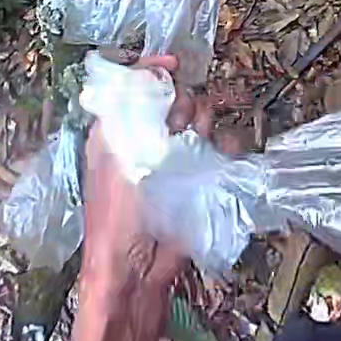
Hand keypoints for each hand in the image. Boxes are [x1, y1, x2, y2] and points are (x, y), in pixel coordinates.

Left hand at [65, 55, 211, 340]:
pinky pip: (217, 148)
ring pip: (199, 120)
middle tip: (180, 125)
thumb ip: (135, 115)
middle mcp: (145, 139)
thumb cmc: (116, 217)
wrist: (134, 275)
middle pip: (174, 98)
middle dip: (183, 104)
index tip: (174, 65)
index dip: (152, 69)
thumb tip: (157, 74)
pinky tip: (221, 156)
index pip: (134, 84)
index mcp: (116, 130)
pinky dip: (223, 147)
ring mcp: (172, 158)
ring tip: (197, 146)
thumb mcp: (118, 158)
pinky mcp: (195, 176)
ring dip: (203, 126)